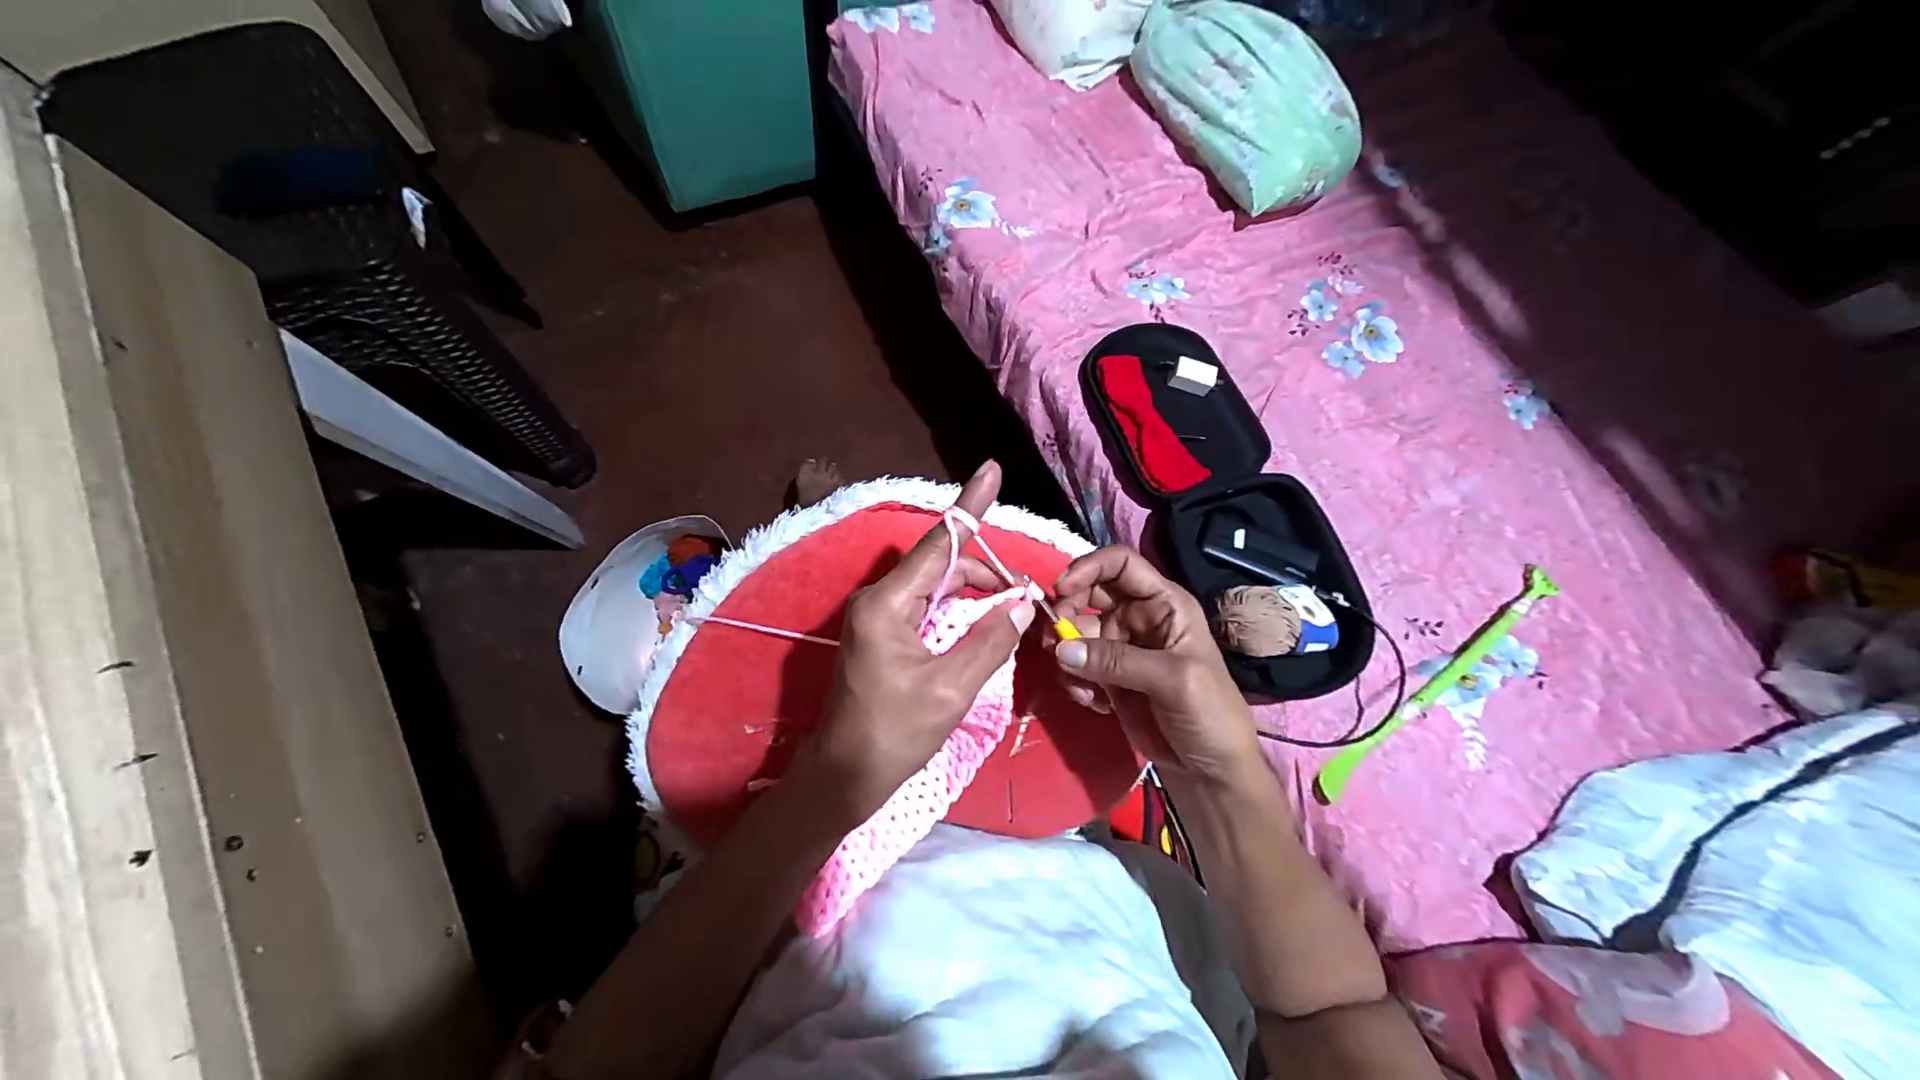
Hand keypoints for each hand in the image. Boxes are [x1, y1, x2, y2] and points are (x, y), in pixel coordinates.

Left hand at [795, 461, 1035, 824]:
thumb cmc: (893, 734)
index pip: (939, 543)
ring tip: (1011, 609)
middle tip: (1025, 595)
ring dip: (973, 592)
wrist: (843, 775)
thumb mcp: (951, 688)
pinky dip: (957, 610)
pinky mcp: (881, 635)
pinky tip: (982, 621)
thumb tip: (1022, 605)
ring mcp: (877, 617)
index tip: (991, 469)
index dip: (970, 506)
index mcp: (888, 604)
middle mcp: (879, 600)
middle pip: (941, 565)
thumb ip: (990, 640)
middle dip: (985, 572)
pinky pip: (926, 607)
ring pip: (935, 587)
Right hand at [1052, 546, 1261, 785]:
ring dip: (1066, 655)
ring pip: (1074, 632)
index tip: (1060, 588)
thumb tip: (1061, 650)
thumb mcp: (1173, 680)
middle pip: (1087, 593)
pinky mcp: (1107, 677)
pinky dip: (1073, 680)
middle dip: (1064, 612)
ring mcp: (1120, 647)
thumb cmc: (1210, 714)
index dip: (1089, 567)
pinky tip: (1093, 703)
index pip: (1120, 563)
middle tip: (1052, 641)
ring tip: (1080, 689)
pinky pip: (1074, 665)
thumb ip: (1117, 661)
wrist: (1211, 771)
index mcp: (1164, 603)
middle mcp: (1138, 617)